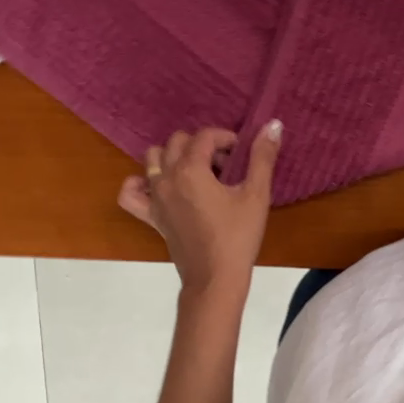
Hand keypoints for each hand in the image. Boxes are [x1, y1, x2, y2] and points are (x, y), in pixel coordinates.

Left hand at [118, 121, 281, 298]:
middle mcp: (166, 178)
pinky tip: (160, 188)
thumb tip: (272, 124)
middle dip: (202, 146)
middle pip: (177, 142)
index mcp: (191, 170)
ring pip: (153, 159)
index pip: (205, 136)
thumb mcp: (256, 195)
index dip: (226, 138)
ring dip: (175, 157)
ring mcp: (154, 197)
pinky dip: (140, 184)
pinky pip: (130, 193)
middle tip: (225, 166)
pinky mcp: (151, 216)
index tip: (243, 153)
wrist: (215, 278)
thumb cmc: (238, 237)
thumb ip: (262, 157)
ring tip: (199, 174)